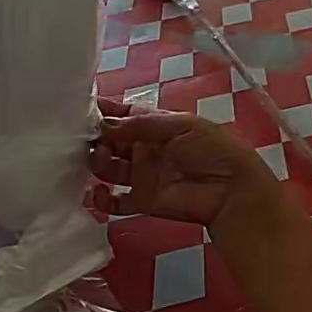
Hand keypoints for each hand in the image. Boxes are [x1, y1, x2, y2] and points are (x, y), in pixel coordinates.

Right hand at [88, 97, 279, 228]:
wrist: (231, 191)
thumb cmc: (210, 150)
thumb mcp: (179, 125)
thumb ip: (140, 124)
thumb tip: (103, 124)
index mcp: (156, 125)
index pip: (124, 115)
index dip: (104, 111)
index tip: (81, 109)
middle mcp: (145, 149)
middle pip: (110, 141)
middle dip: (96, 137)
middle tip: (84, 137)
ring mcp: (142, 176)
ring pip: (108, 167)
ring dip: (97, 162)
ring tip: (98, 158)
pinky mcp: (142, 201)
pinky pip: (114, 202)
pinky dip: (101, 199)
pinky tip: (98, 191)